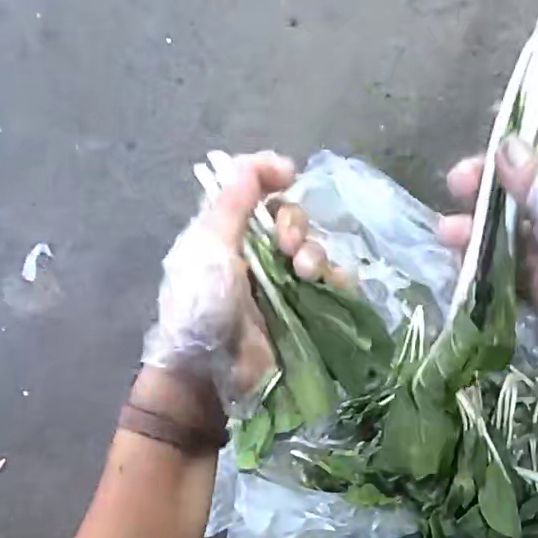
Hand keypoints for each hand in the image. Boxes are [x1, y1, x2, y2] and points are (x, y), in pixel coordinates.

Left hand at [140, 151, 343, 408]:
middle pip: (291, 217)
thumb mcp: (207, 249)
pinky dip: (336, 277)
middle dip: (295, 223)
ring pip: (314, 248)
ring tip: (305, 273)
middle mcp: (257, 254)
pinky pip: (332, 283)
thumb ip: (231, 205)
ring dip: (315, 252)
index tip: (287, 175)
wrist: (210, 373)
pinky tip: (328, 284)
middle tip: (288, 246)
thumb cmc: (200, 308)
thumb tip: (256, 164)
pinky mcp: (304, 311)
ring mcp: (282, 284)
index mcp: (228, 234)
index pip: (255, 191)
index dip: (271, 175)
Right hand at [439, 111, 537, 355]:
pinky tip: (459, 252)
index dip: (537, 127)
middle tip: (457, 181)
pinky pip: (504, 258)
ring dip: (477, 221)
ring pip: (509, 221)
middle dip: (490, 178)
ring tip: (448, 229)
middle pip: (527, 179)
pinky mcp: (537, 277)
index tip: (498, 127)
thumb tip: (505, 148)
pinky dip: (480, 254)